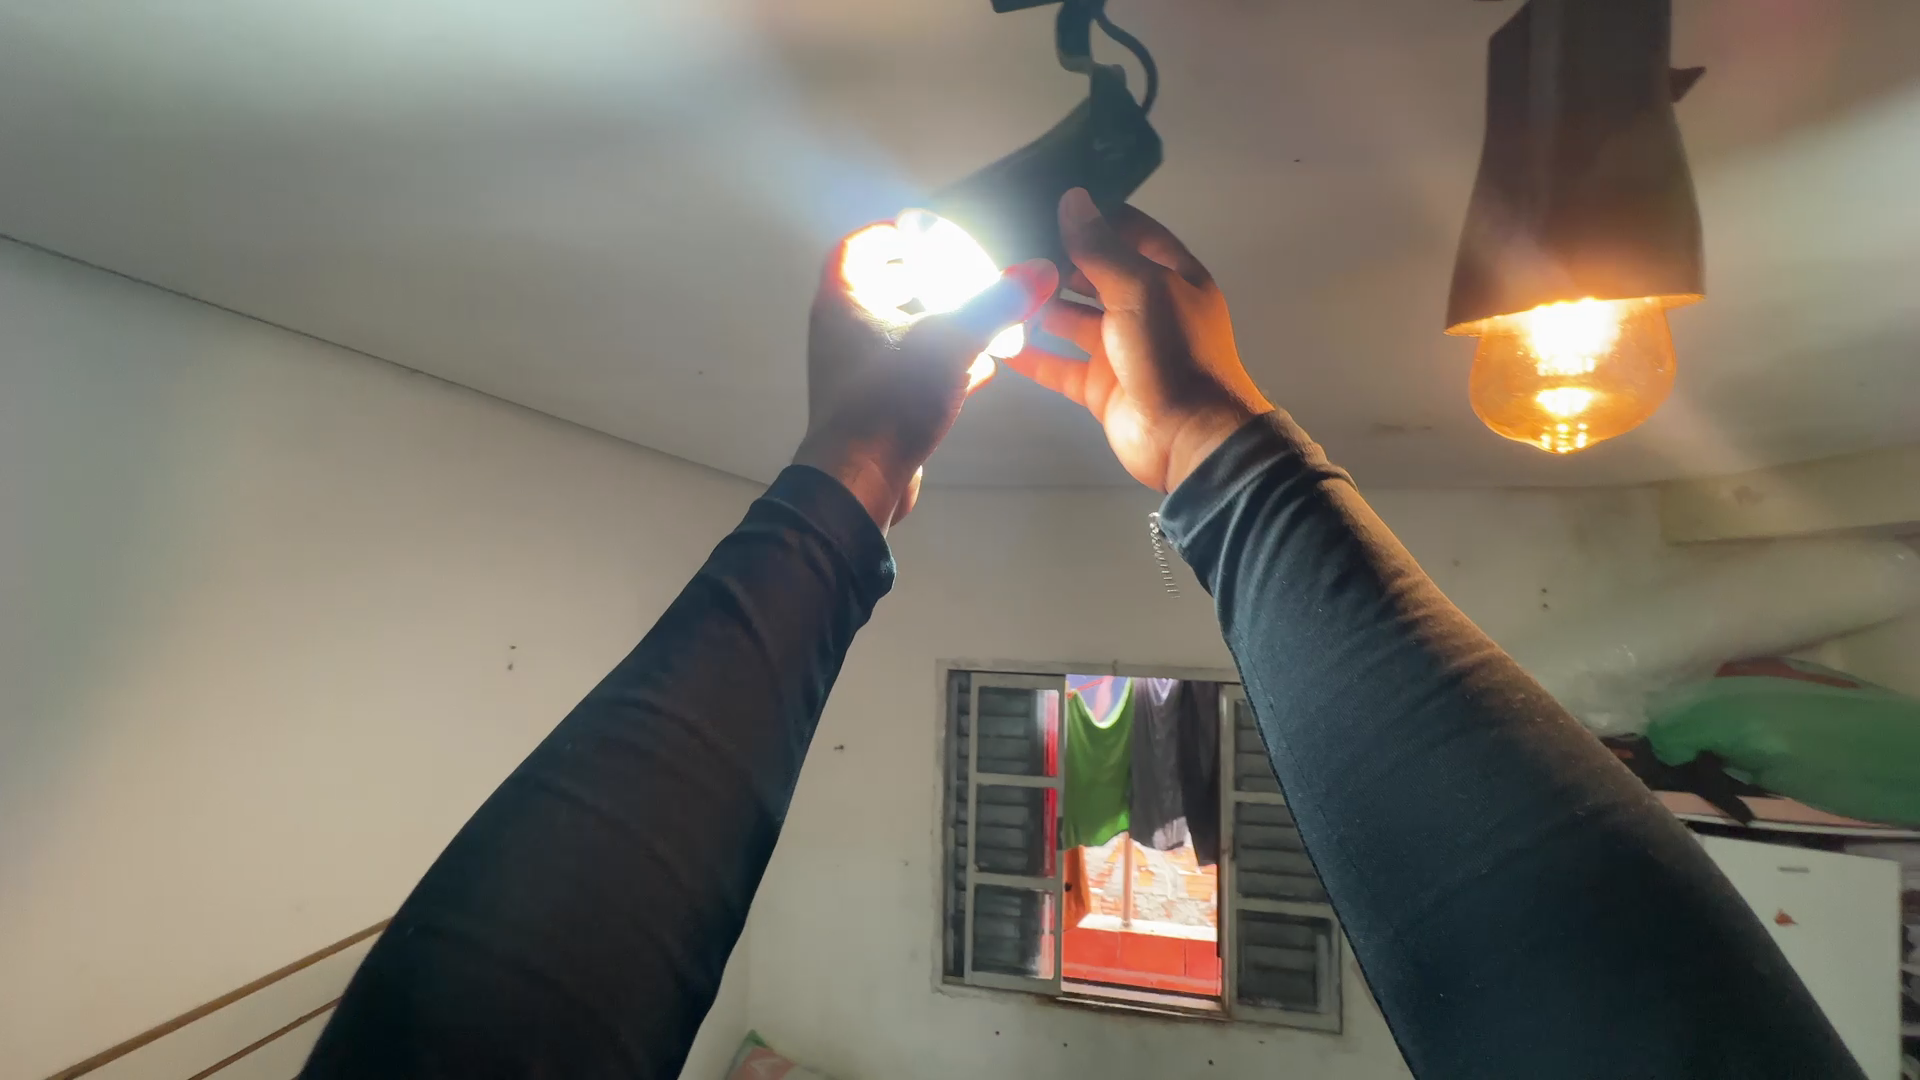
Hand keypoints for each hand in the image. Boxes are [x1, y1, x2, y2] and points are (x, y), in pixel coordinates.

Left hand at [796, 223, 1057, 529]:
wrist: (861, 480)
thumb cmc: (893, 398)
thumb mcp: (951, 343)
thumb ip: (996, 305)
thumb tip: (1042, 270)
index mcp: (843, 302)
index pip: (857, 248)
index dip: (890, 235)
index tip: (927, 234)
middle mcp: (842, 332)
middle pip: (880, 289)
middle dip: (921, 280)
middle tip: (959, 274)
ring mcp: (856, 373)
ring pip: (898, 334)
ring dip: (935, 324)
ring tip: (978, 317)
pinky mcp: (875, 407)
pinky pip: (909, 372)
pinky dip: (941, 364)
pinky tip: (982, 368)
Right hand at [1006, 189, 1271, 492]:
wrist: (1186, 438)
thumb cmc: (1173, 353)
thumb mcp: (1139, 289)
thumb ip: (1101, 248)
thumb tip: (1072, 199)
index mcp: (1168, 276)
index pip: (1129, 231)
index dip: (1094, 215)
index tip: (1048, 201)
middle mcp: (1145, 308)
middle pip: (1096, 274)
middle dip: (1058, 260)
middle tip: (1011, 242)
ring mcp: (1120, 349)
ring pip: (1073, 319)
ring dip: (1041, 306)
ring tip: (999, 285)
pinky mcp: (1099, 386)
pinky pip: (1059, 365)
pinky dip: (1032, 356)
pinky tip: (999, 342)